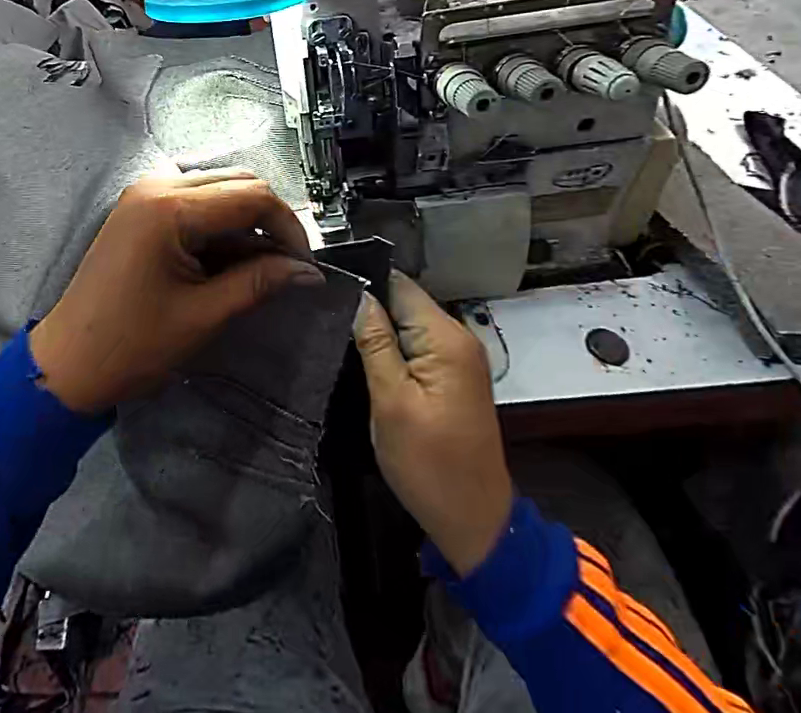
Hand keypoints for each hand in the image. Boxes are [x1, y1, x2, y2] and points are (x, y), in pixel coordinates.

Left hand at [30, 169, 322, 413]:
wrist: (65, 367)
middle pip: (239, 184)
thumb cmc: (129, 346)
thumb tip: (308, 272)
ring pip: (221, 191)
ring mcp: (145, 197)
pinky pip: (198, 205)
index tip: (304, 263)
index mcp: (167, 210)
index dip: (287, 227)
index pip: (252, 196)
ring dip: (248, 224)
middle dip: (271, 221)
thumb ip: (260, 282)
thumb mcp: (204, 315)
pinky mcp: (142, 212)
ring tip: (261, 267)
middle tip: (288, 264)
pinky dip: (223, 228)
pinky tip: (231, 261)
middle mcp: (156, 189)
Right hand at [353, 272, 514, 575]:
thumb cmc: (428, 463)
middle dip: (372, 309)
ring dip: (382, 332)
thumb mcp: (391, 402)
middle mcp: (460, 338)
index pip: (403, 288)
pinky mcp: (456, 377)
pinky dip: (397, 351)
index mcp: (447, 338)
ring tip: (340, 338)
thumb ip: (376, 344)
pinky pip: (421, 348)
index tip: (330, 288)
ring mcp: (461, 358)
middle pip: (408, 305)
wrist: (472, 516)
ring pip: (412, 326)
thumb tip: (360, 297)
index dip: (367, 285)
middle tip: (327, 318)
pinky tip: (370, 362)